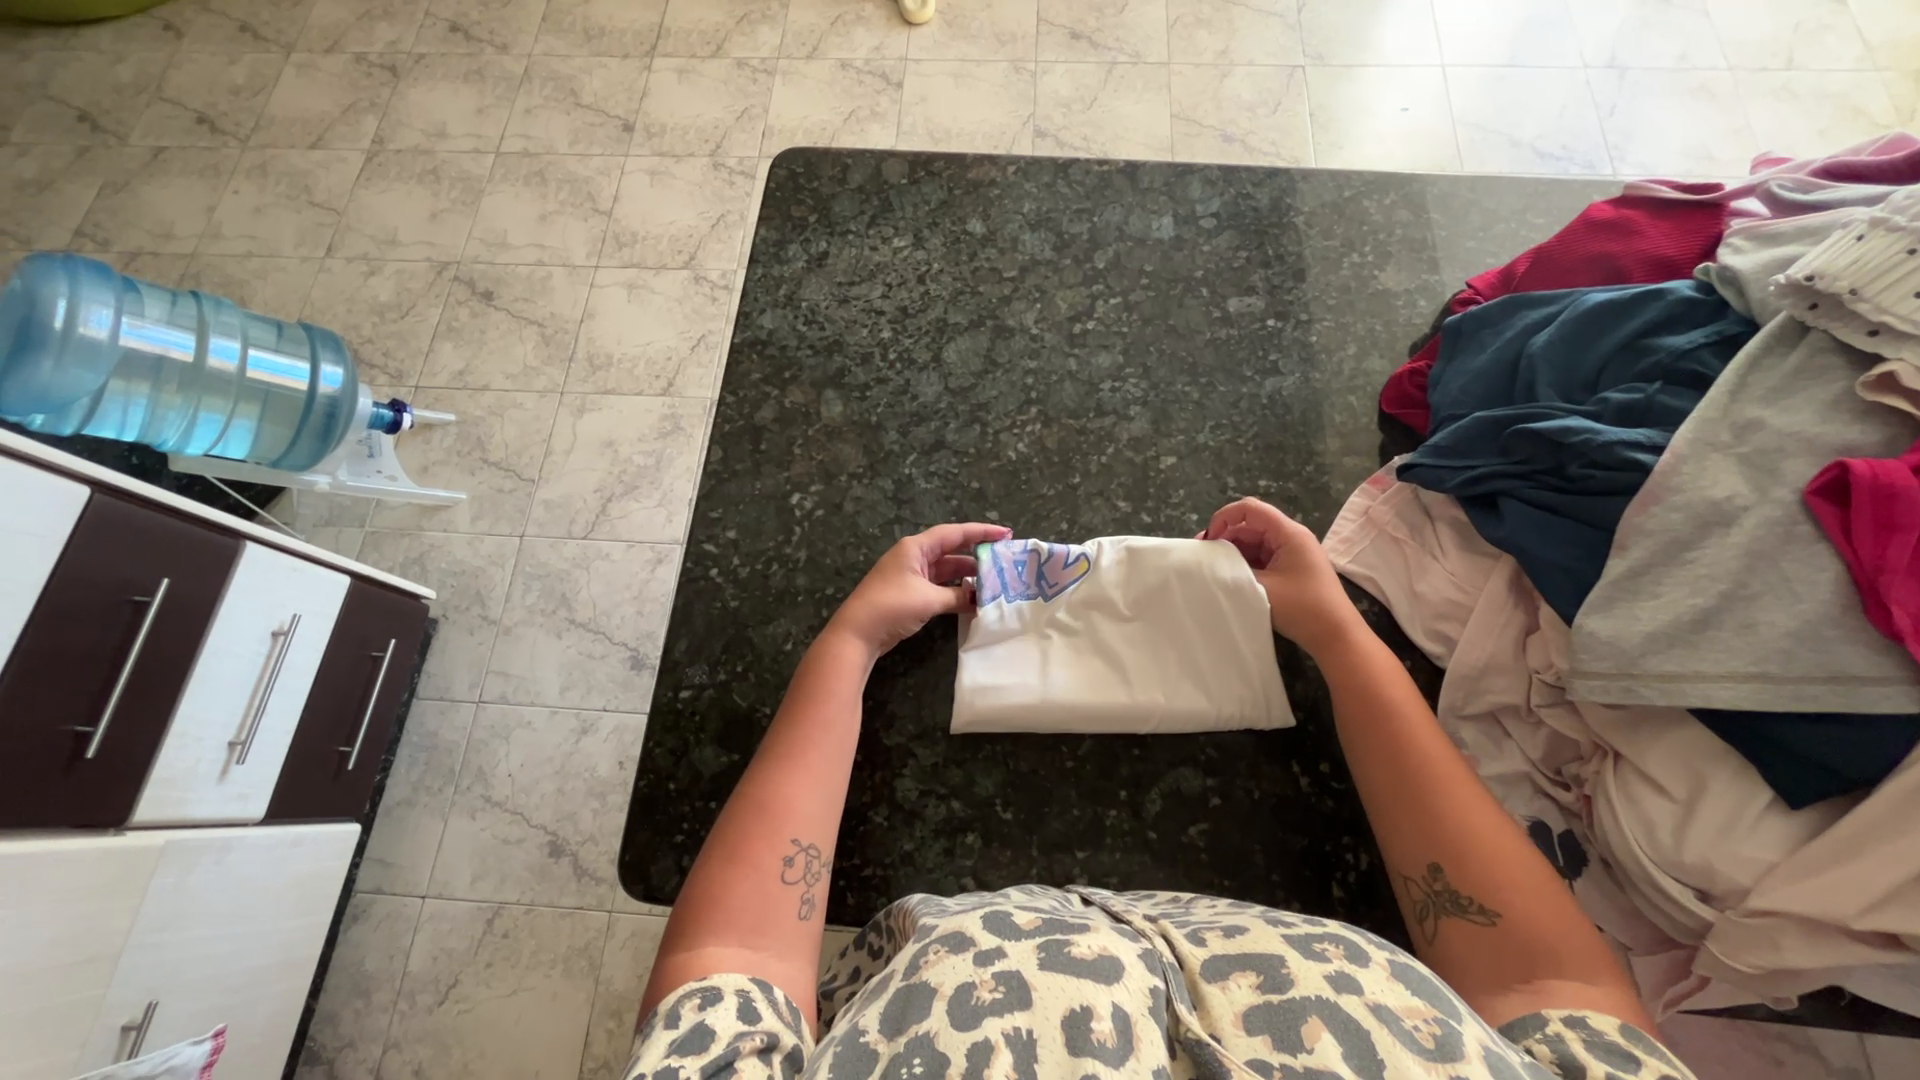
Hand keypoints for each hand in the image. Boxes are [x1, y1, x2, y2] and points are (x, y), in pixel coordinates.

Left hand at [826, 522, 1012, 657]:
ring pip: (946, 570)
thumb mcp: (929, 600)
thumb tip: (980, 599)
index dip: (981, 532)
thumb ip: (958, 596)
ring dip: (967, 576)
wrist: (857, 634)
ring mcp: (911, 575)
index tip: (1006, 534)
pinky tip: (973, 598)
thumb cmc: (891, 607)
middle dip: (977, 555)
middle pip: (951, 550)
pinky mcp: (910, 594)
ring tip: (994, 582)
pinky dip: (955, 591)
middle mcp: (914, 556)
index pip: (954, 533)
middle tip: (1003, 560)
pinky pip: (939, 586)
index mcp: (915, 547)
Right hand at [1202, 497, 1366, 659]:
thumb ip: (1233, 569)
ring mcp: (1293, 553)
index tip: (1208, 539)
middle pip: (1251, 524)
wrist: (1336, 635)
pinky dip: (1246, 563)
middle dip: (1226, 536)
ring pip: (1255, 541)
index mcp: (1288, 533)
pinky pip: (1263, 556)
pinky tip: (1234, 577)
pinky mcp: (1292, 568)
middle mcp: (1292, 537)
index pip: (1250, 509)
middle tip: (1205, 557)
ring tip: (1216, 570)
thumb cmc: (1301, 607)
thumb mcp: (1261, 587)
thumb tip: (1210, 561)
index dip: (1224, 517)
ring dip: (1235, 552)